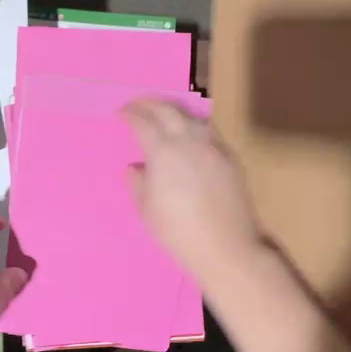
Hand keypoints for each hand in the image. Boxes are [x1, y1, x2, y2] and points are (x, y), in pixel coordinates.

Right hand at [123, 99, 267, 280]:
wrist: (226, 248)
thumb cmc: (178, 233)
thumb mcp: (147, 211)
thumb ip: (138, 184)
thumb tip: (135, 168)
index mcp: (163, 152)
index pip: (142, 122)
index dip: (129, 114)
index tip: (120, 113)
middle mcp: (189, 141)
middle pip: (168, 110)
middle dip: (149, 104)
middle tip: (137, 105)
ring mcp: (213, 148)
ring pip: (192, 117)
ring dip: (174, 112)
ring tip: (164, 116)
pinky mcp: (230, 159)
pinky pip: (209, 132)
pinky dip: (194, 126)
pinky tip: (190, 137)